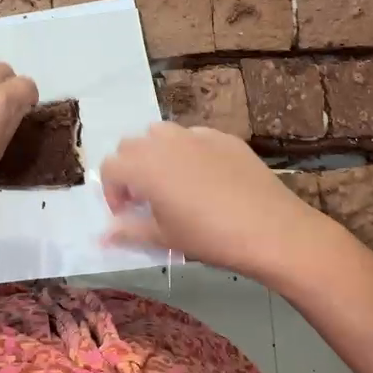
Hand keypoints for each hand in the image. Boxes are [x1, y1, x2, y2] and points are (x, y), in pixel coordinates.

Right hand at [100, 123, 340, 283]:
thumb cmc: (209, 237)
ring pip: (160, 133)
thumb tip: (100, 236)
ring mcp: (196, 136)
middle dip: (129, 169)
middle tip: (145, 198)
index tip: (125, 214)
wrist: (272, 230)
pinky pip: (193, 137)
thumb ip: (127, 232)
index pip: (109, 168)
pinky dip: (187, 151)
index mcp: (142, 167)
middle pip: (130, 145)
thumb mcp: (163, 238)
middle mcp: (164, 143)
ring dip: (155, 153)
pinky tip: (205, 178)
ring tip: (170, 181)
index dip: (111, 192)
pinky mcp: (224, 138)